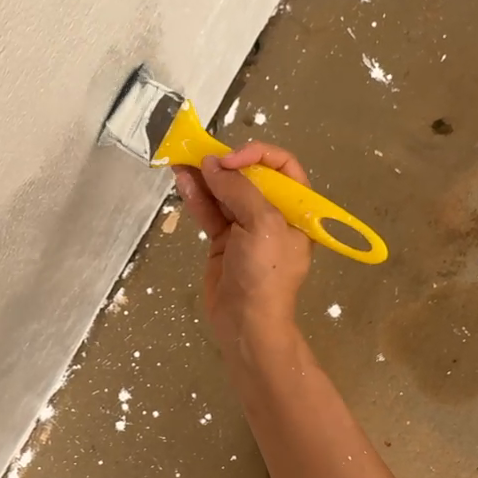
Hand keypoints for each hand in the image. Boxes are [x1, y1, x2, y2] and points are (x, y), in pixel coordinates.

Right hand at [172, 141, 312, 346]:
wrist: (247, 324)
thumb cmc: (266, 273)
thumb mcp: (262, 225)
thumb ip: (239, 190)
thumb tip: (212, 164)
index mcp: (295, 209)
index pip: (281, 167)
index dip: (256, 156)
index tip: (230, 160)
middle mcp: (273, 214)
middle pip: (249, 177)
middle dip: (224, 163)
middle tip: (199, 153)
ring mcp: (246, 228)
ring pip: (225, 193)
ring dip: (205, 176)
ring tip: (181, 160)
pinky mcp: (223, 241)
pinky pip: (210, 212)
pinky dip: (197, 196)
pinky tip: (182, 182)